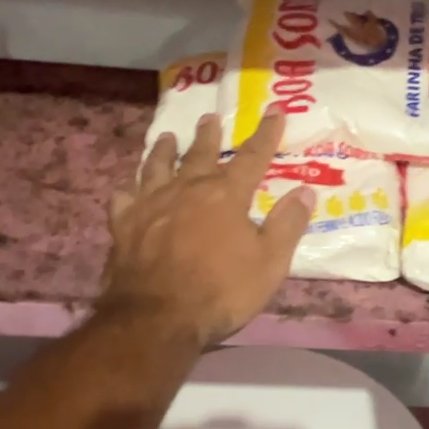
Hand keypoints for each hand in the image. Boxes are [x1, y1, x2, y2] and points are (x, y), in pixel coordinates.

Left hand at [100, 111, 313, 346]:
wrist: (158, 317)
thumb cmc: (221, 291)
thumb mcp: (269, 264)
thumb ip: (287, 225)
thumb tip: (304, 190)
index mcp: (226, 196)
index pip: (252, 157)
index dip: (266, 134)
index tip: (275, 111)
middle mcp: (187, 190)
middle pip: (200, 155)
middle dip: (208, 135)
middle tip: (209, 118)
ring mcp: (151, 205)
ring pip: (157, 167)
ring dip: (164, 150)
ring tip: (167, 138)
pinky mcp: (124, 225)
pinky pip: (124, 197)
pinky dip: (128, 189)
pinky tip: (128, 188)